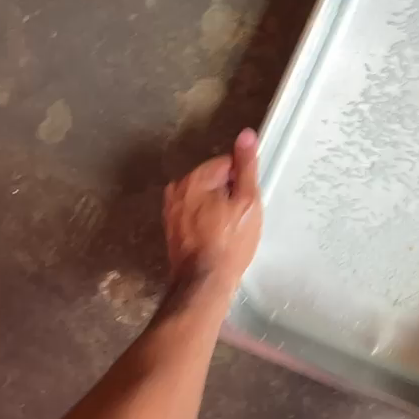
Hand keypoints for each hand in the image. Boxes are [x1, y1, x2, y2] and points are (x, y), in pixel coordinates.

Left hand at [163, 129, 263, 290]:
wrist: (203, 283)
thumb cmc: (230, 243)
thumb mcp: (247, 202)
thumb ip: (246, 166)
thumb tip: (246, 135)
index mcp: (195, 178)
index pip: (227, 164)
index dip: (242, 183)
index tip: (245, 204)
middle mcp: (177, 188)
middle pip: (214, 179)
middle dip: (228, 194)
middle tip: (239, 219)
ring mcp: (171, 208)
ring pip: (205, 196)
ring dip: (217, 207)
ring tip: (227, 230)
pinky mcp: (171, 226)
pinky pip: (195, 212)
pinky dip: (206, 220)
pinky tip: (215, 237)